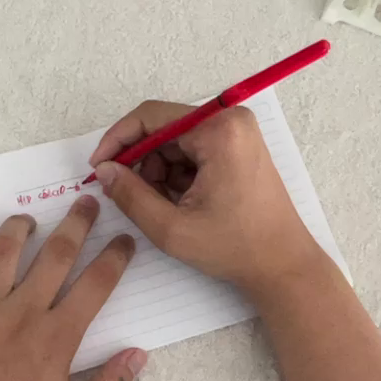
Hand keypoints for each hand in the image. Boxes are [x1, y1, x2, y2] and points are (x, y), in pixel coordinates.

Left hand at [0, 196, 145, 380]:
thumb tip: (138, 355)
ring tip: (29, 219)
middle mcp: (21, 314)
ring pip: (2, 252)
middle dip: (76, 223)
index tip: (125, 241)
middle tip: (87, 201)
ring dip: (18, 228)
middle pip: (55, 254)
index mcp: (55, 339)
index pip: (96, 285)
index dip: (115, 257)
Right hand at [90, 101, 326, 295]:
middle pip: (163, 128)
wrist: (282, 264)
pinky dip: (177, 176)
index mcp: (218, 131)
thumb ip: (130, 196)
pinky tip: (181, 204)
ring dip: (158, 173)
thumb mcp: (171, 228)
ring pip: (174, 143)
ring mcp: (237, 133)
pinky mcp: (238, 148)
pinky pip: (192, 151)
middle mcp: (230, 121)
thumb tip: (104, 172)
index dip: (117, 141)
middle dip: (140, 162)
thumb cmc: (235, 247)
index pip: (151, 116)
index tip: (97, 167)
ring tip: (165, 207)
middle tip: (130, 196)